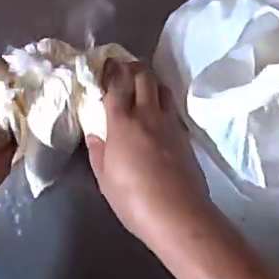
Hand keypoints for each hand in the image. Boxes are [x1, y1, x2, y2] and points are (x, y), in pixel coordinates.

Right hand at [85, 57, 220, 250]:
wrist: (178, 214)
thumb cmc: (132, 198)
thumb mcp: (104, 178)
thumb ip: (98, 151)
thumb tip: (94, 133)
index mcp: (122, 122)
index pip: (117, 84)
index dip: (112, 69)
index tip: (107, 63)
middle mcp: (147, 114)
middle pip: (143, 76)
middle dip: (133, 67)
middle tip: (125, 68)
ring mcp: (169, 123)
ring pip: (162, 88)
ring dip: (151, 81)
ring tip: (143, 85)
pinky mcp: (185, 135)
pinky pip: (172, 108)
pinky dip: (164, 102)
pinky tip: (159, 113)